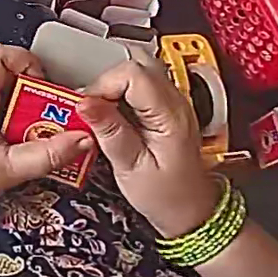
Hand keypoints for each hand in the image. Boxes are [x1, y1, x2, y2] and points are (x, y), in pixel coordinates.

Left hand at [0, 44, 95, 222]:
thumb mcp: (6, 170)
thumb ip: (46, 155)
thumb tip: (84, 140)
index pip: (0, 54)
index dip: (28, 62)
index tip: (46, 89)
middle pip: (7, 70)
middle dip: (35, 90)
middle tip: (51, 115)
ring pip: (5, 88)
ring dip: (27, 105)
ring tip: (40, 130)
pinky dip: (16, 116)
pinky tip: (23, 139)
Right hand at [76, 59, 219, 237]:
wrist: (193, 212)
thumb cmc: (166, 197)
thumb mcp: (130, 168)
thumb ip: (109, 132)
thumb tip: (84, 102)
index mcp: (169, 114)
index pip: (133, 73)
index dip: (104, 84)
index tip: (88, 107)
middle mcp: (175, 100)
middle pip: (136, 63)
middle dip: (107, 81)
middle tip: (93, 108)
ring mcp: (173, 100)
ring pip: (138, 69)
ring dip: (113, 85)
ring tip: (102, 113)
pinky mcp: (166, 105)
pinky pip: (140, 83)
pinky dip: (121, 93)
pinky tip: (113, 116)